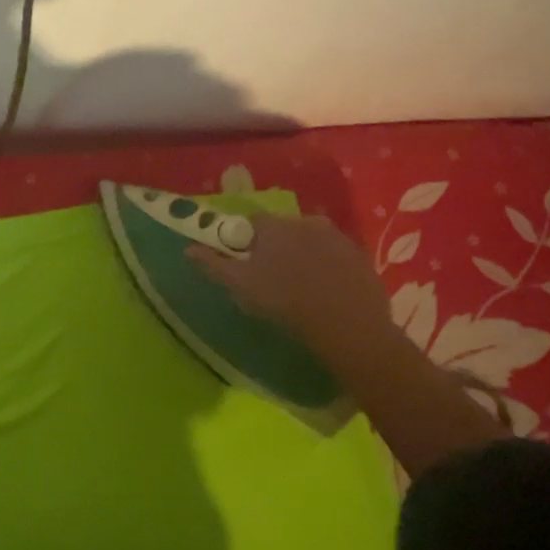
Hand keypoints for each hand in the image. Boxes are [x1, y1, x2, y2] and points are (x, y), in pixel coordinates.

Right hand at [184, 214, 396, 353]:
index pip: (250, 222)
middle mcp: (304, 222)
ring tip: (302, 282)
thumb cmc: (286, 302)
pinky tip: (327, 288)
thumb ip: (213, 264)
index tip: (243, 260)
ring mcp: (337, 237)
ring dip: (304, 252)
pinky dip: (329, 264)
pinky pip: (336, 254)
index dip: (244, 239)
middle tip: (272, 274)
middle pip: (282, 229)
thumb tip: (188, 247)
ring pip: (311, 239)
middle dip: (276, 245)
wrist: (349, 328)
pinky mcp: (361, 256)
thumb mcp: (240, 286)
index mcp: (273, 226)